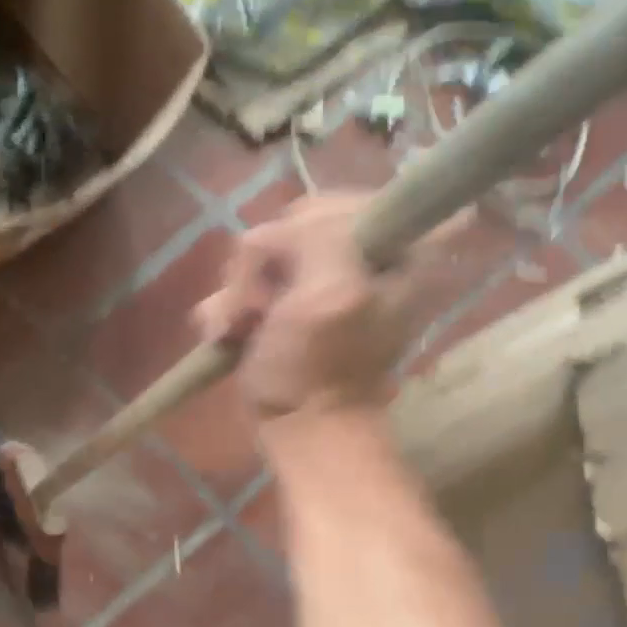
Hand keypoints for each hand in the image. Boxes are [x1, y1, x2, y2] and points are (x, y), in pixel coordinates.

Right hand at [192, 191, 451, 421]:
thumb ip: (317, 238)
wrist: (299, 426)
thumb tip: (275, 227)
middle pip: (290, 226)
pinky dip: (226, 310)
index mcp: (401, 244)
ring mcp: (320, 281)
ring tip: (238, 329)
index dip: (300, 229)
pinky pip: (242, 286)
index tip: (289, 269)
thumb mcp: (329, 294)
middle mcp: (364, 254)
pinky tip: (226, 335)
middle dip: (260, 268)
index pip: (336, 200)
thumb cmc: (319, 368)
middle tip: (260, 308)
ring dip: (236, 294)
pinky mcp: (285, 305)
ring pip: (258, 259)